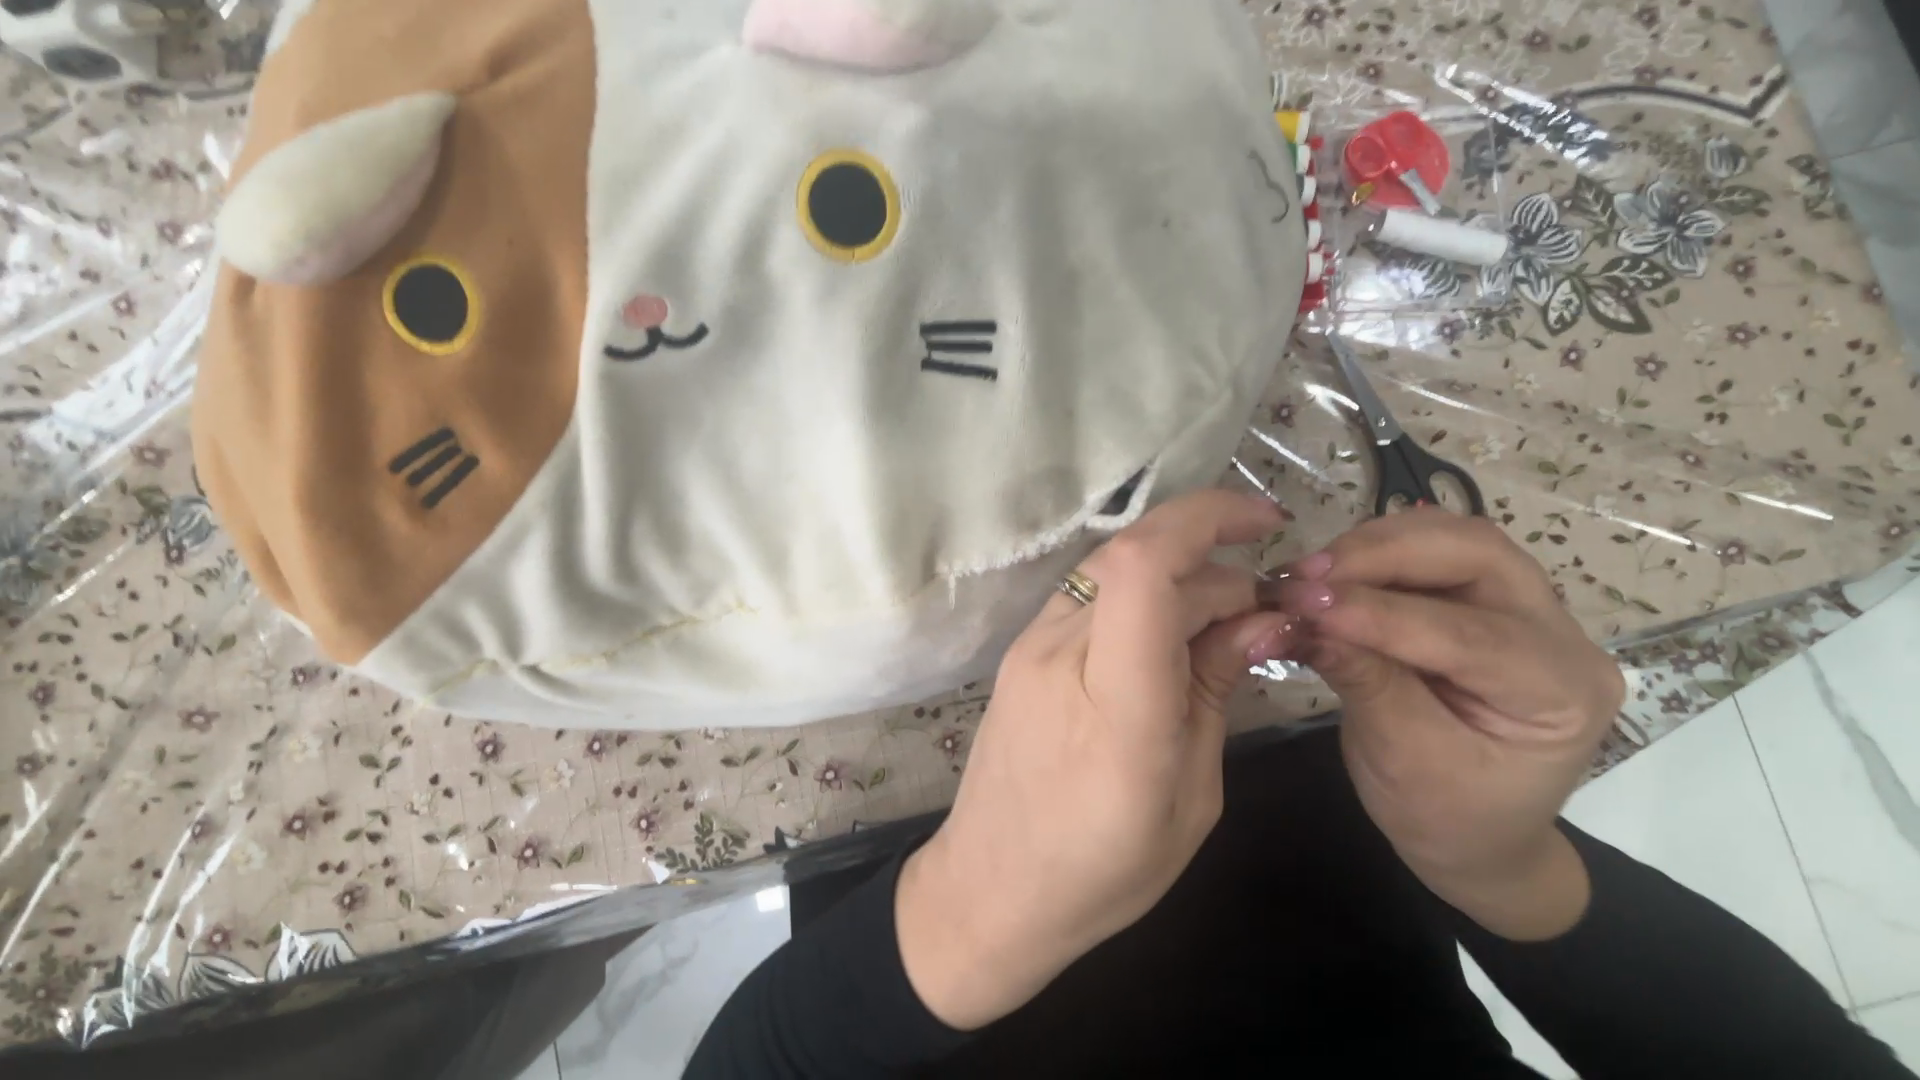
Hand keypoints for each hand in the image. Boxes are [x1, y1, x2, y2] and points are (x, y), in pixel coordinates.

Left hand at [896, 491, 1295, 1030]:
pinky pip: (1088, 596)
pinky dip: (1139, 593)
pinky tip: (1170, 631)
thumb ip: (1216, 692)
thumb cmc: (1104, 870)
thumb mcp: (1191, 796)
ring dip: (1176, 572)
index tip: (1267, 524)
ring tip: (1222, 619)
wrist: (990, 889)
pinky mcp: (1019, 652)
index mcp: (1115, 706)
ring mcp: (1029, 648)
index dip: (1205, 520)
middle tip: (1261, 612)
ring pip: (1109, 568)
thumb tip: (1262, 618)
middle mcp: (1059, 657)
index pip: (1143, 571)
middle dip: (1213, 561)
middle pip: (1136, 558)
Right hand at [1268, 510, 1626, 940]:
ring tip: (1311, 572)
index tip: (1302, 602)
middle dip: (1385, 552)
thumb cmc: (1447, 815)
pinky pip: (1438, 554)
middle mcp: (1560, 635)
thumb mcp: (1402, 759)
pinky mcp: (1486, 602)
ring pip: (1458, 540)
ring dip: (1378, 545)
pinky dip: (1380, 551)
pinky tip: (1337, 567)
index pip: (1468, 634)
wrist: (1475, 838)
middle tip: (1305, 573)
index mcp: (1562, 692)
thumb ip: (1361, 679)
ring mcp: (1528, 610)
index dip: (1379, 612)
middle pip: (1479, 554)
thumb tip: (1297, 616)